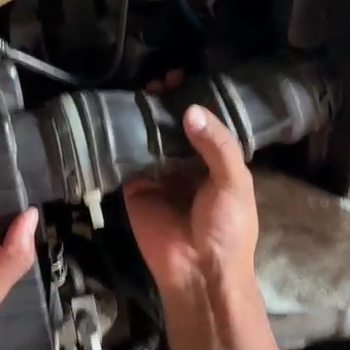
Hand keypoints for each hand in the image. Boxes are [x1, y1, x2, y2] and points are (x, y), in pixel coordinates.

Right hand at [122, 96, 258, 301]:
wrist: (198, 272)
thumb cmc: (227, 228)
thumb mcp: (233, 182)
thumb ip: (217, 145)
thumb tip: (189, 110)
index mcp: (215, 162)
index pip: (202, 122)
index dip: (192, 100)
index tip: (181, 78)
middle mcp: (186, 163)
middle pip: (172, 125)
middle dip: (165, 103)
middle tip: (157, 82)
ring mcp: (158, 174)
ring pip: (149, 137)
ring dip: (143, 115)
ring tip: (137, 92)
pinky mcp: (134, 186)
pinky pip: (126, 158)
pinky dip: (121, 139)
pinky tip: (116, 117)